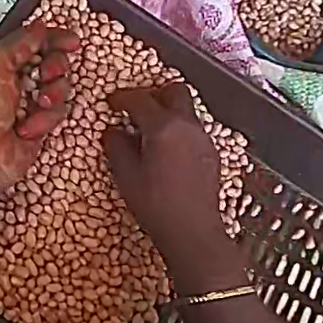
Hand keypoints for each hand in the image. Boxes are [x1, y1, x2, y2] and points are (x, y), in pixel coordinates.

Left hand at [0, 24, 80, 214]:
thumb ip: (21, 42)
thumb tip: (40, 27)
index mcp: (3, 63)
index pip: (36, 43)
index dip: (55, 39)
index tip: (71, 41)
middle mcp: (18, 82)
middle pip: (54, 63)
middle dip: (56, 66)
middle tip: (48, 73)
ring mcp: (31, 105)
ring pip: (61, 89)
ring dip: (52, 94)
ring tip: (39, 103)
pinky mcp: (41, 127)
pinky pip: (59, 114)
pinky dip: (45, 120)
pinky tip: (27, 128)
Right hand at [102, 83, 243, 289]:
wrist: (193, 231)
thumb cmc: (155, 205)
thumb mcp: (126, 176)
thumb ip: (117, 146)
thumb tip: (112, 131)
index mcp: (163, 127)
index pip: (139, 100)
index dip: (121, 98)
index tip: (111, 103)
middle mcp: (187, 126)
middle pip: (174, 92)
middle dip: (153, 94)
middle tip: (135, 108)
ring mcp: (203, 139)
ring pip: (186, 110)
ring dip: (167, 112)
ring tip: (149, 132)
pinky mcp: (211, 154)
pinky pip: (193, 130)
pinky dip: (178, 130)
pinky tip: (166, 151)